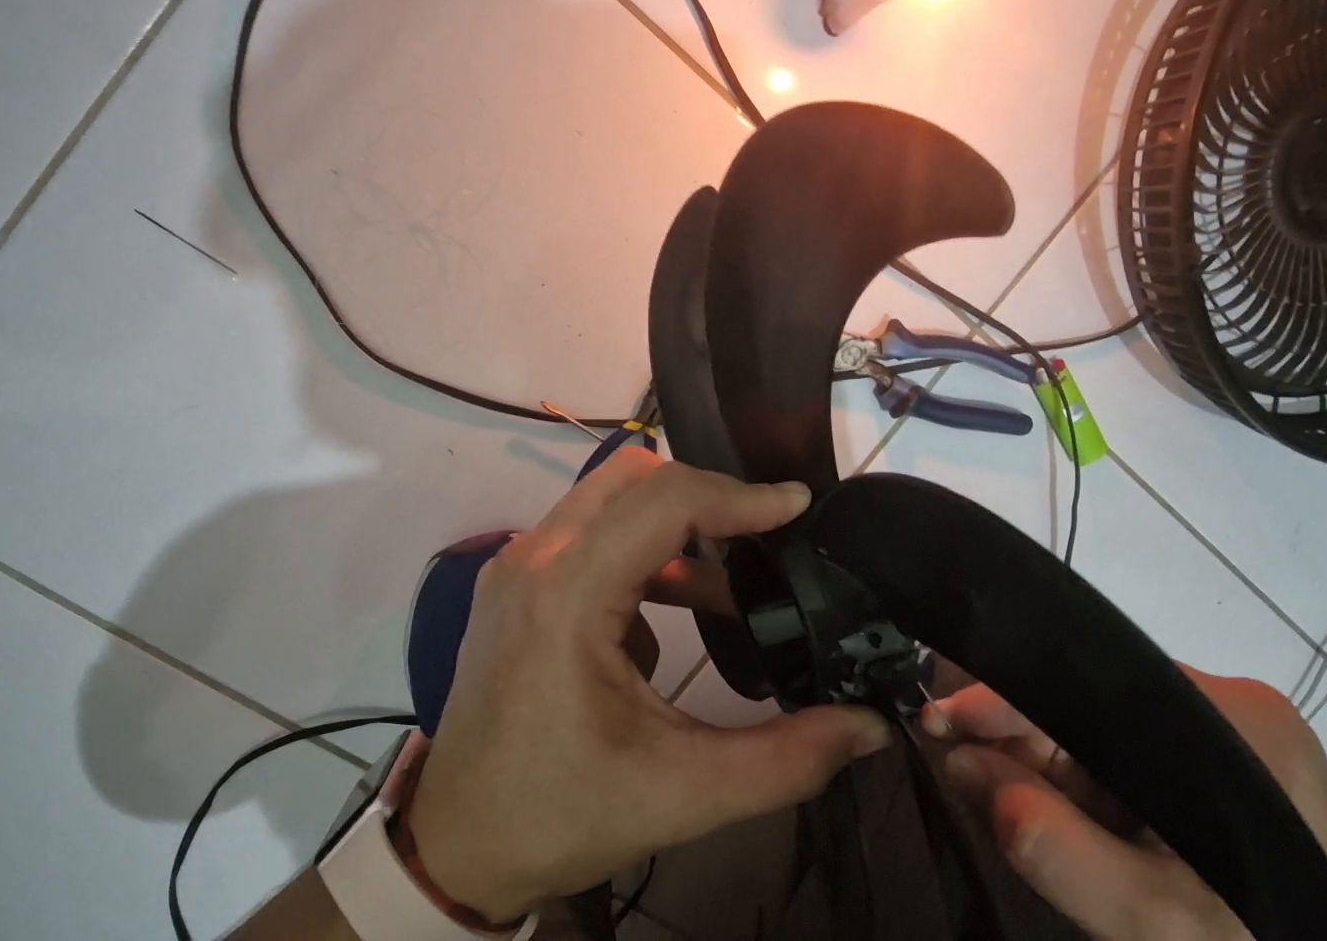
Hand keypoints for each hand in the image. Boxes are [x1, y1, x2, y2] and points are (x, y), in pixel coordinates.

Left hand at [405, 448, 891, 921]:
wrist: (456, 847)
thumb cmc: (561, 813)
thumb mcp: (683, 794)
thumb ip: (787, 759)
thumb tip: (870, 726)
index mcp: (567, 595)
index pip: (663, 500)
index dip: (739, 496)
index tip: (798, 507)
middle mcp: (534, 560)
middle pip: (632, 478)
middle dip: (706, 496)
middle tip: (766, 531)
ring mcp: (516, 569)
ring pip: (608, 503)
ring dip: (674, 529)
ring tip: (733, 583)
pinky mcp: (515, 587)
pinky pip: (588, 539)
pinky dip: (641, 557)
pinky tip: (672, 619)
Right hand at [928, 670, 1326, 940]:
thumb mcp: (1154, 919)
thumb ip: (1053, 844)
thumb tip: (959, 765)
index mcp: (1234, 720)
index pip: (1091, 690)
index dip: (1006, 703)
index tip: (936, 720)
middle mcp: (1239, 712)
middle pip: (1094, 711)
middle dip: (1021, 743)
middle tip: (954, 767)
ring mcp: (1241, 746)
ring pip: (1108, 740)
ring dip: (1046, 773)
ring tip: (993, 797)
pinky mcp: (1235, 781)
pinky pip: (1133, 768)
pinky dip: (1084, 796)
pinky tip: (1052, 819)